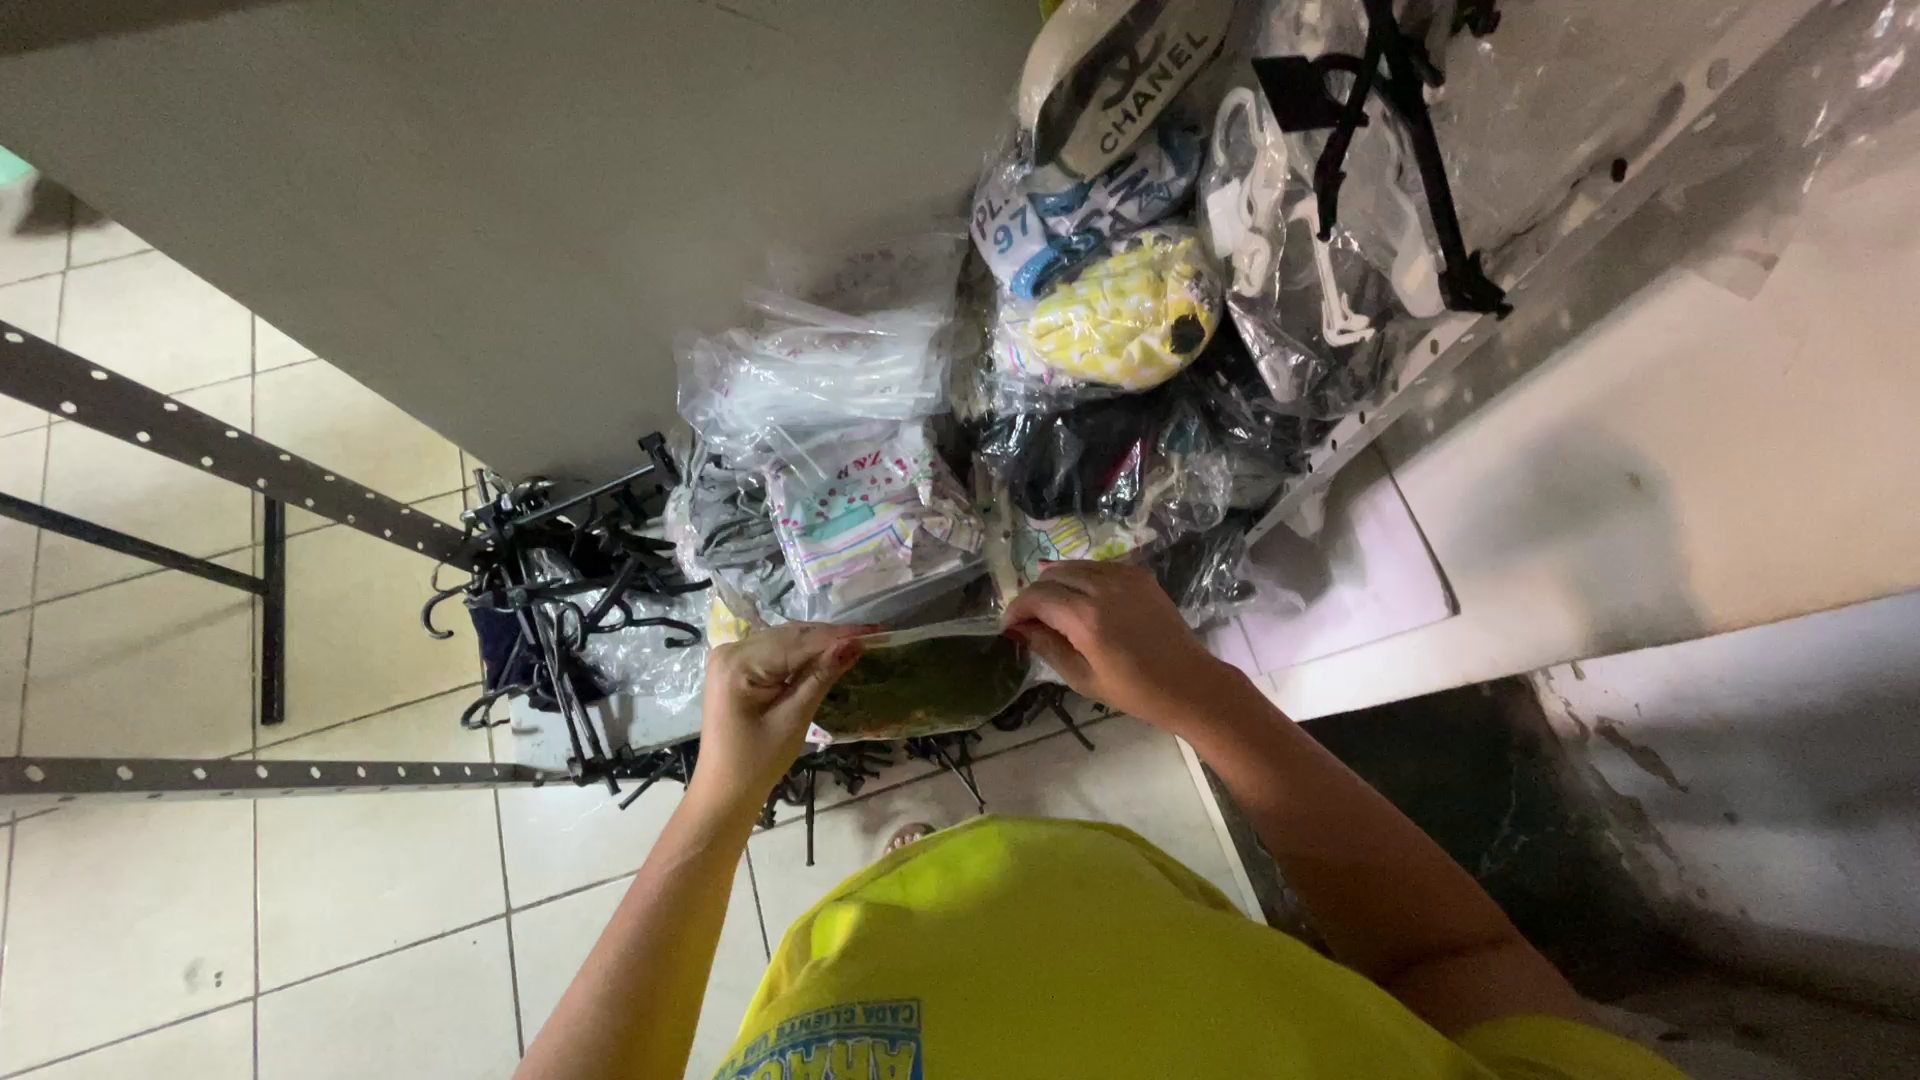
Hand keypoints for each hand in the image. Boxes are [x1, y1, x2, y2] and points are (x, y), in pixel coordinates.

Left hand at [690, 622, 866, 809]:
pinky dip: (802, 650)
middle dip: (831, 635)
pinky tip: (827, 651)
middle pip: (790, 635)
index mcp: (739, 664)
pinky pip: (775, 650)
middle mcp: (731, 650)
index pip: (797, 642)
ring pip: (784, 639)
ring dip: (819, 641)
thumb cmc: (758, 762)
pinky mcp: (737, 666)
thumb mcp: (794, 718)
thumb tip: (853, 644)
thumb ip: (821, 676)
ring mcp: (731, 656)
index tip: (874, 631)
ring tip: (856, 640)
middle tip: (871, 634)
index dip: (838, 635)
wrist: (725, 790)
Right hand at [1001, 561, 1238, 729]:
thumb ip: (1045, 645)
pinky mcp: (1138, 574)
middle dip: (1033, 596)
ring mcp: (1122, 576)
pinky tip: (1080, 597)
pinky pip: (1096, 565)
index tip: (1009, 627)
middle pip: (1050, 576)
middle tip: (1030, 620)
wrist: (1189, 682)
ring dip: (1054, 583)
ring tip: (1052, 608)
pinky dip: (1080, 576)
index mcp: (1085, 617)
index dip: (1015, 610)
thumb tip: (1015, 628)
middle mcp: (1101, 587)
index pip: (1035, 597)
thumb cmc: (1133, 690)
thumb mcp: (1081, 676)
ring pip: (1072, 565)